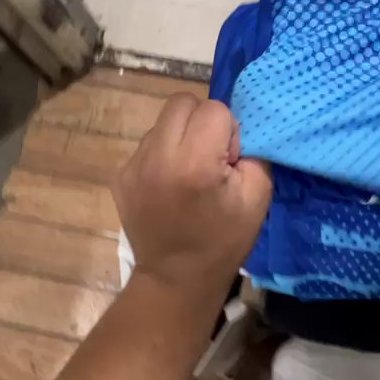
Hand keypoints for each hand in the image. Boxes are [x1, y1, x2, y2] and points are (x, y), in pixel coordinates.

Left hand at [113, 94, 271, 297]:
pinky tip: (169, 186)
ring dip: (181, 136)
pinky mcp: (120, 174)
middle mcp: (158, 156)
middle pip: (182, 102)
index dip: (228, 131)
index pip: (214, 108)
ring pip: (163, 121)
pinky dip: (163, 155)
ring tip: (188, 173)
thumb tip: (236, 128)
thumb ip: (253, 150)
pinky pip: (148, 144)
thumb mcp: (259, 196)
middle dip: (202, 120)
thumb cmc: (224, 239)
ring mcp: (133, 164)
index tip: (228, 162)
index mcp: (195, 162)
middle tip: (209, 156)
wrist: (176, 277)